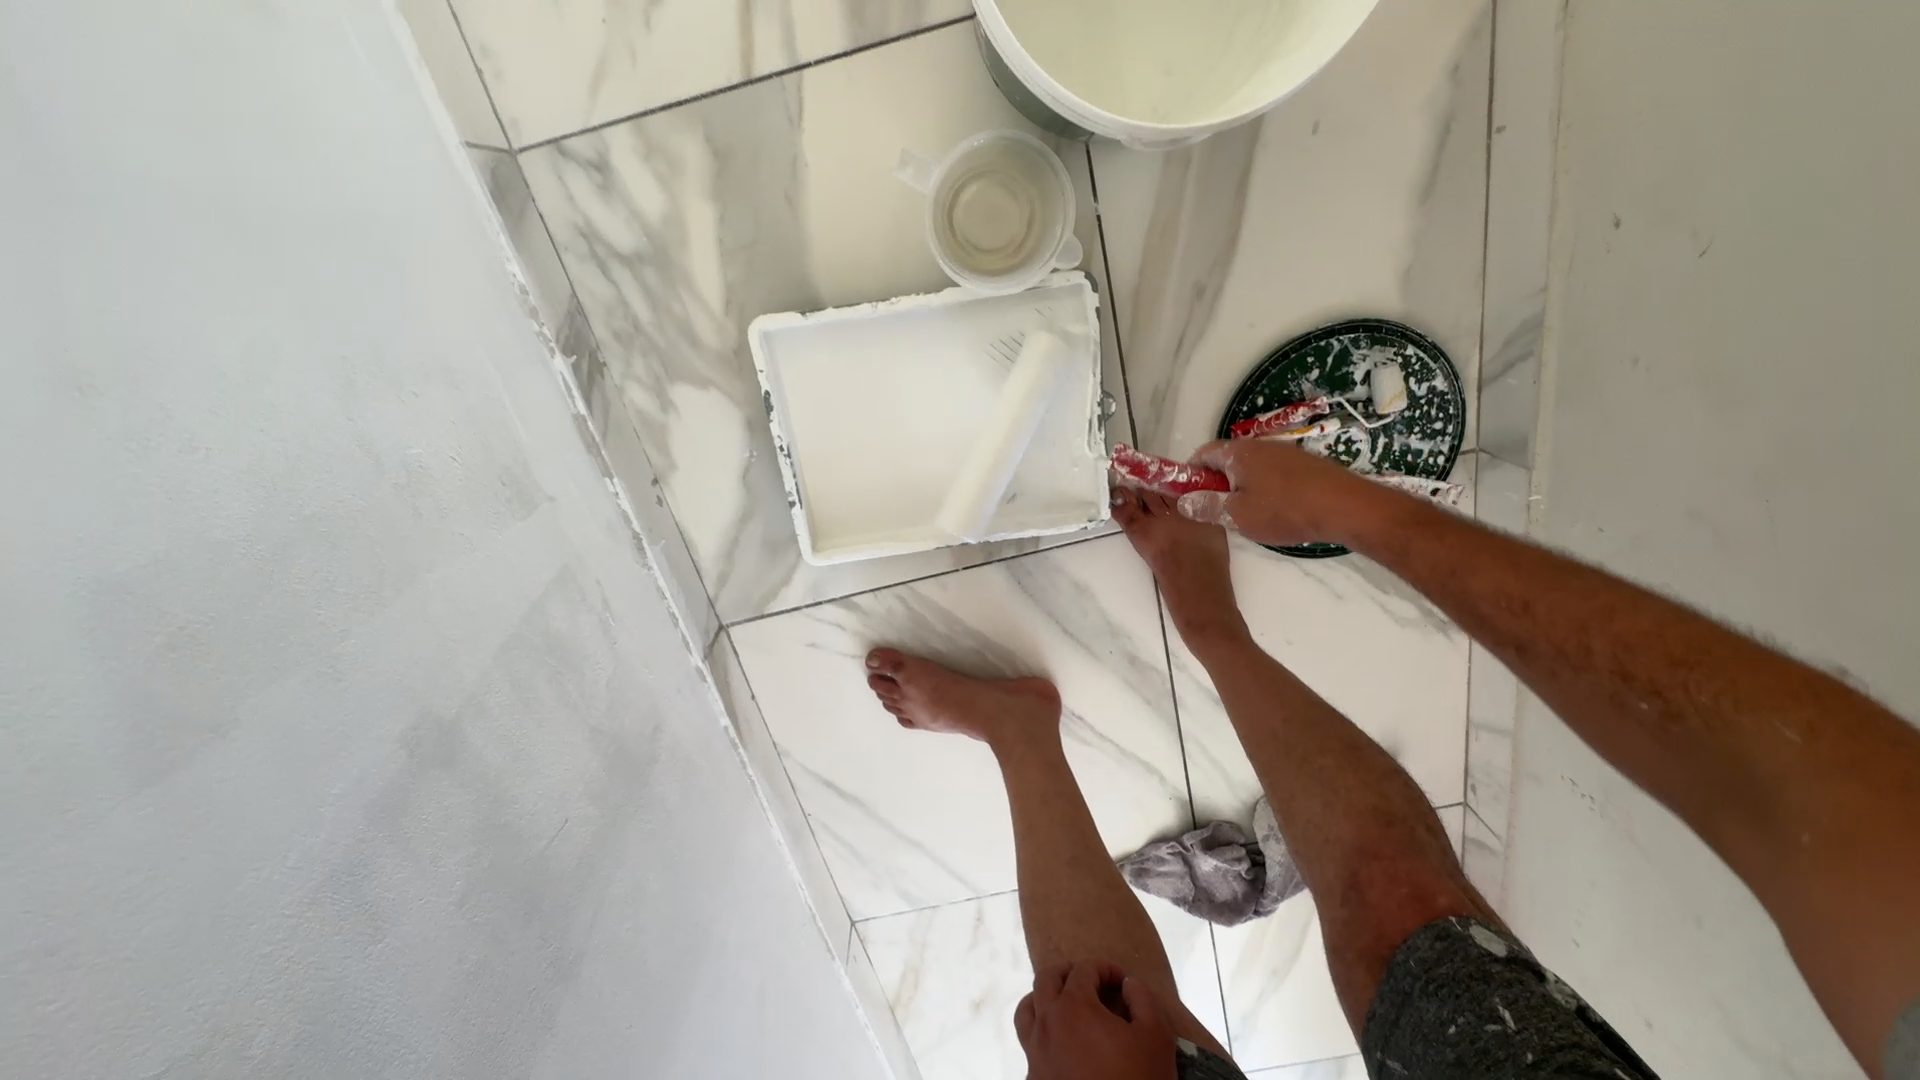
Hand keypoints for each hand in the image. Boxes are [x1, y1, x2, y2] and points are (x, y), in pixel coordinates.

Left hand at [1014, 961, 1176, 1079]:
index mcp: (1073, 1006)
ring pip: (1027, 1010)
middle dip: (1069, 972)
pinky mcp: (1033, 1078)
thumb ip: (1143, 999)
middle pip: (1046, 979)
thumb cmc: (1137, 1079)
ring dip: (1044, 998)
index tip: (1122, 981)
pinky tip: (1060, 1044)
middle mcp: (1046, 1023)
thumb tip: (1128, 984)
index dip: (1105, 968)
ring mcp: (1034, 1052)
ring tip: (1064, 1003)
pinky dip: (1041, 1033)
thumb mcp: (1156, 1036)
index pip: (1084, 969)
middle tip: (1091, 981)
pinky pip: (1028, 1044)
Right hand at [1175, 439, 1377, 546]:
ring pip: (1249, 468)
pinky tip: (1272, 511)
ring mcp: (1284, 453)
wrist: (1346, 507)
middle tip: (1214, 509)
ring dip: (1239, 487)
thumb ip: (1207, 506)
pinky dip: (1262, 488)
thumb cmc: (1285, 510)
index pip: (1202, 453)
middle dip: (1214, 482)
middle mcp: (1259, 446)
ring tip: (1244, 514)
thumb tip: (1184, 501)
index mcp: (1238, 453)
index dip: (1189, 473)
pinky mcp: (1303, 465)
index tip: (1187, 496)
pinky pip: (1271, 473)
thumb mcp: (1238, 515)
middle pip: (1226, 459)